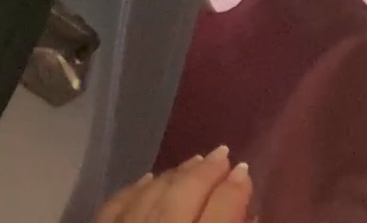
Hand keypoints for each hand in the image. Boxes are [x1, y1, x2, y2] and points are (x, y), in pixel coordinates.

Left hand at [96, 148, 253, 222]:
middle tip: (223, 153)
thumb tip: (248, 213)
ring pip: (153, 192)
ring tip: (194, 161)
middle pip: (186, 194)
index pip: (221, 212)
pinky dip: (136, 189)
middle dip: (206, 172)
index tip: (245, 170)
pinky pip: (118, 203)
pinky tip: (148, 178)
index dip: (236, 189)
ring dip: (175, 175)